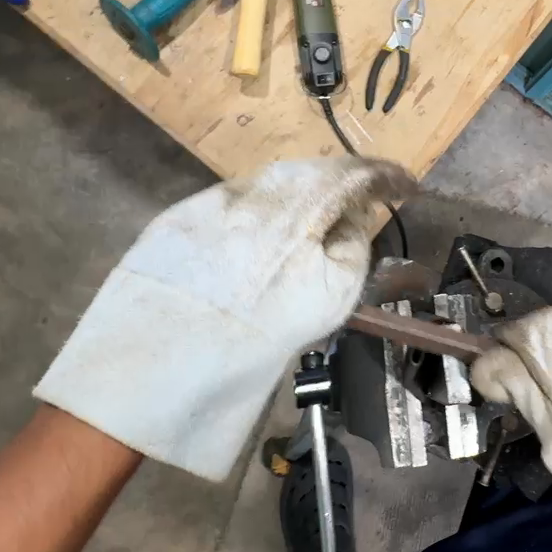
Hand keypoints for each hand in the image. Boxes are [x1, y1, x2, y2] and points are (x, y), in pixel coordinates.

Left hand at [35, 157, 414, 479]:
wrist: (145, 381)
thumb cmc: (243, 359)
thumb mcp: (320, 308)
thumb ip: (346, 252)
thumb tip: (354, 220)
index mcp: (297, 219)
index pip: (353, 177)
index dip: (385, 176)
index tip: (406, 185)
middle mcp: (256, 198)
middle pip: (314, 170)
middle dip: (346, 182)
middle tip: (363, 201)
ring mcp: (213, 202)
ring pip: (274, 181)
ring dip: (305, 192)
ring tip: (315, 217)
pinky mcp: (181, 213)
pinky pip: (237, 199)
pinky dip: (264, 207)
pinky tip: (262, 234)